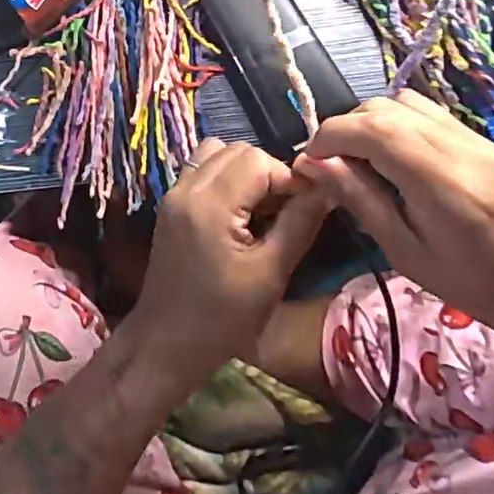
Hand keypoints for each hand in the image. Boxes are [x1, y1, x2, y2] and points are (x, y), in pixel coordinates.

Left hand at [128, 140, 327, 386]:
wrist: (166, 343)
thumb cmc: (222, 318)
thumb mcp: (271, 274)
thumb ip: (300, 223)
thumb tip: (328, 188)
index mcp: (210, 203)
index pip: (258, 159)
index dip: (289, 177)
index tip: (306, 207)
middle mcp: (187, 187)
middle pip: (238, 150)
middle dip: (269, 173)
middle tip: (285, 212)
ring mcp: (174, 192)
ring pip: (218, 153)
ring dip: (246, 173)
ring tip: (262, 211)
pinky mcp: (170, 203)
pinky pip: (202, 170)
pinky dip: (225, 179)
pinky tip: (238, 213)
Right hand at [296, 91, 493, 349]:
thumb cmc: (481, 290)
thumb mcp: (408, 254)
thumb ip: (359, 199)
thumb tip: (312, 163)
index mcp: (443, 183)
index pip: (372, 128)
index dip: (330, 135)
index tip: (310, 161)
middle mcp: (461, 147)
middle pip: (383, 107)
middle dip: (346, 127)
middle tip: (334, 165)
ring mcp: (477, 138)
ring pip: (404, 101)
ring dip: (371, 121)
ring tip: (364, 159)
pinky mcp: (485, 139)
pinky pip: (428, 111)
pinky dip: (398, 122)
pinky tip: (397, 157)